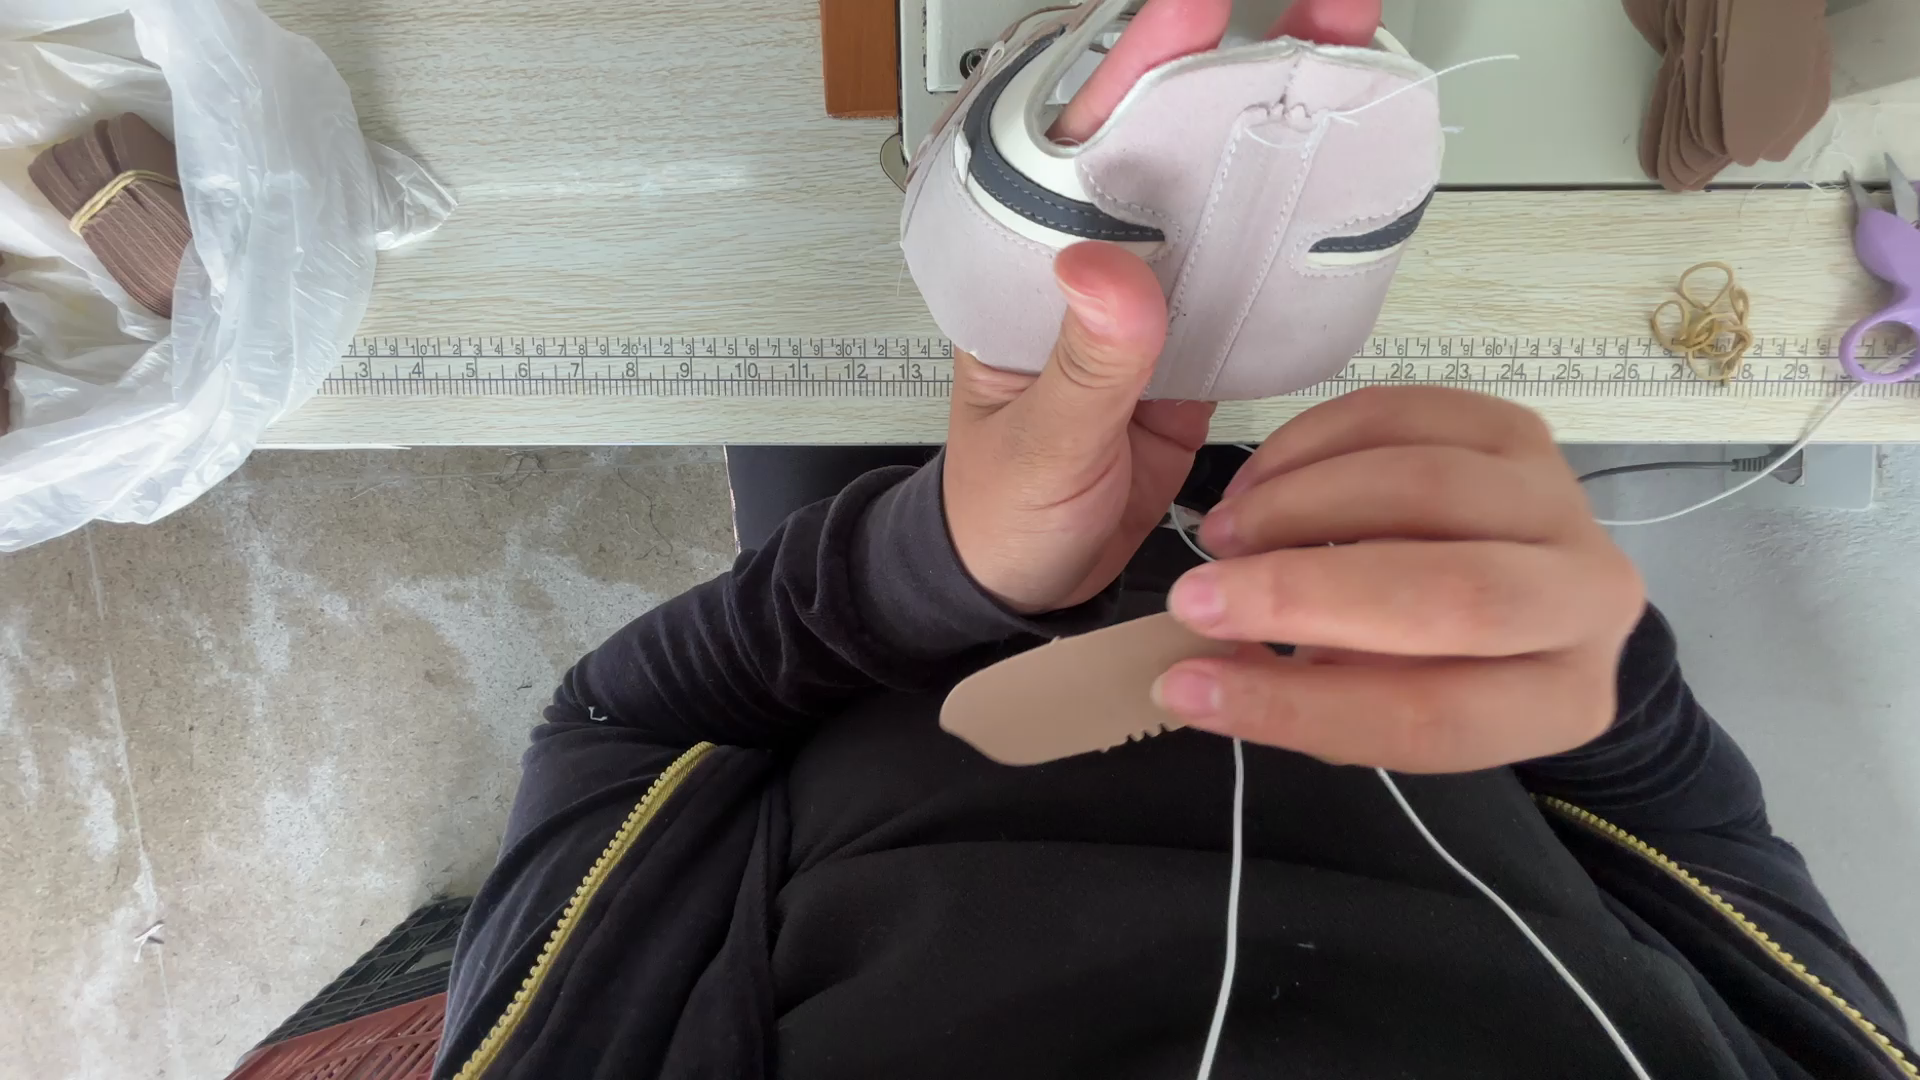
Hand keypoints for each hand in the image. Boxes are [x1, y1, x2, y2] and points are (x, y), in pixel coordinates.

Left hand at [943, 0, 1381, 613]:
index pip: (1066, 163)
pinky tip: (1336, 208)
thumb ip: (1079, 368)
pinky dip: (1290, 255)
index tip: (1183, 19)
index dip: (1125, 83)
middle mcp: (1085, 288)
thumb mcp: (1036, 449)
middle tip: (1307, 18)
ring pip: (1211, 221)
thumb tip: (1107, 273)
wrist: (1030, 579)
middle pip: (1153, 167)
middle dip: (1222, 85)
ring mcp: (1145, 322)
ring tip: (1343, 80)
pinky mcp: (1186, 363)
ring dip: (1271, 155)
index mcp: (1022, 290)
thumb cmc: (997, 515)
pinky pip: (1243, 296)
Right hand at [1150, 388, 1646, 773]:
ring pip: (1419, 484)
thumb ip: (1290, 694)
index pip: (1429, 719)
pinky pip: (1397, 415)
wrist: (1507, 579)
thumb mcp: (1366, 702)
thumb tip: (1187, 677)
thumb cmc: (1423, 658)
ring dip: (1289, 509)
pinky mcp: (1508, 427)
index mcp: (1552, 702)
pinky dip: (1303, 446)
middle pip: (1452, 594)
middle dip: (1296, 593)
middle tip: (1191, 597)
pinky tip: (1254, 484)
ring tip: (1221, 535)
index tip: (1181, 688)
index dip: (1292, 707)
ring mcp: (1553, 497)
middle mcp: (1585, 599)